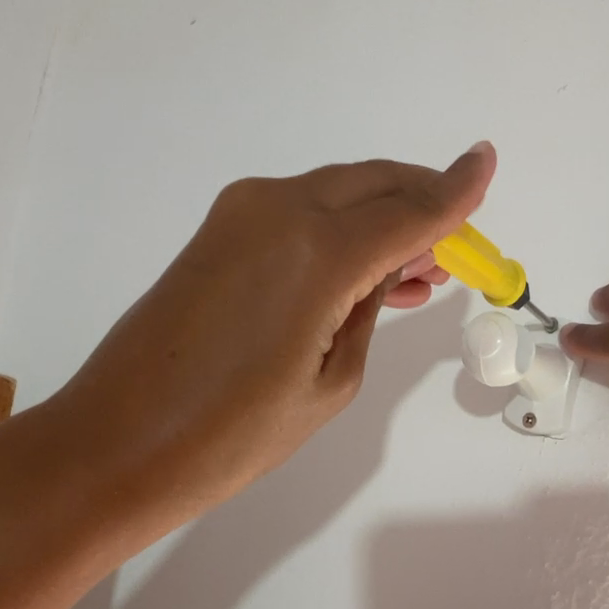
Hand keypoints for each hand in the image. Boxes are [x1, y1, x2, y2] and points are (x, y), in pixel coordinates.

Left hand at [45, 143, 494, 530]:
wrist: (123, 442)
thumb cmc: (236, 434)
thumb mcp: (330, 382)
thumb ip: (366, 310)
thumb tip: (382, 269)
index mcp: (317, 253)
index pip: (407, 210)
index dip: (454, 193)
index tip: (486, 166)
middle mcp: (280, 211)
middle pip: (371, 185)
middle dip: (420, 202)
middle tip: (456, 236)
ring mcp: (240, 216)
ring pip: (335, 194)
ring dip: (382, 217)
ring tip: (422, 264)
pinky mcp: (216, 234)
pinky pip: (298, 214)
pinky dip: (340, 230)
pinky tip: (366, 270)